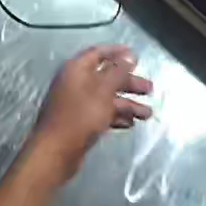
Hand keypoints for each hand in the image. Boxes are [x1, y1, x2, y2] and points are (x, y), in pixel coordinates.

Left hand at [32, 45, 152, 163]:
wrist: (55, 152)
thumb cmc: (80, 117)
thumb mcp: (103, 91)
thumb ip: (118, 71)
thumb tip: (130, 54)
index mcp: (77, 70)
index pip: (98, 53)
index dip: (117, 52)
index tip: (136, 54)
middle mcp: (76, 83)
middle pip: (107, 77)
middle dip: (129, 83)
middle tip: (149, 89)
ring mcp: (77, 103)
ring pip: (107, 97)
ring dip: (128, 104)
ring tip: (147, 114)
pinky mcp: (79, 121)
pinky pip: (102, 113)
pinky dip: (116, 116)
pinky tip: (131, 124)